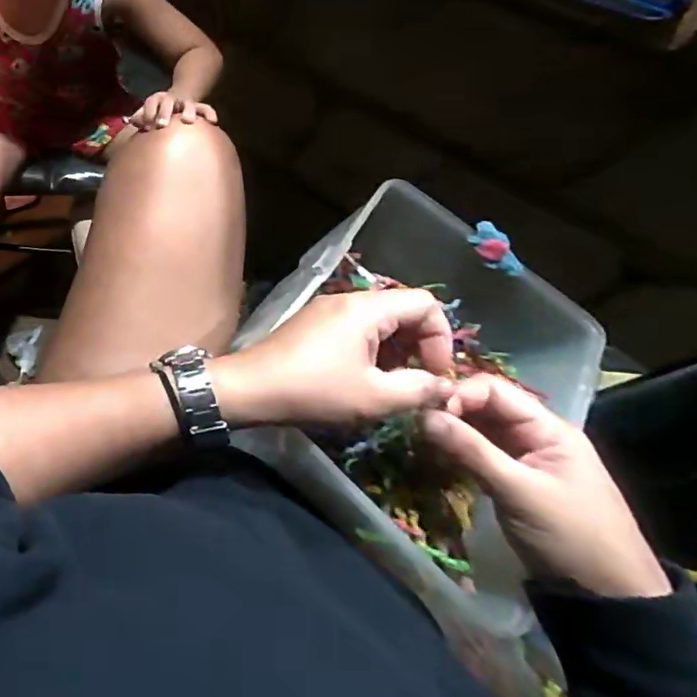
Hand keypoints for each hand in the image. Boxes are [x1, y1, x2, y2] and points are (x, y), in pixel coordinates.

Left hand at [129, 92, 216, 130]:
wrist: (182, 92)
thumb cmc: (160, 108)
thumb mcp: (150, 109)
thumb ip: (140, 116)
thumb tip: (130, 121)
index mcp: (157, 99)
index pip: (150, 102)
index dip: (147, 113)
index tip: (145, 126)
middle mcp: (171, 99)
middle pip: (167, 102)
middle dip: (164, 113)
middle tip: (161, 125)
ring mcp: (186, 102)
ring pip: (188, 104)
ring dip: (188, 111)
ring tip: (188, 121)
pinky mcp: (198, 106)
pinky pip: (205, 108)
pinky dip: (209, 113)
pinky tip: (213, 121)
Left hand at [215, 289, 456, 428]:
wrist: (250, 388)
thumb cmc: (314, 390)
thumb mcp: (375, 397)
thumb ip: (419, 389)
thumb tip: (445, 386)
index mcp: (364, 308)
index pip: (424, 303)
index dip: (440, 338)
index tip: (434, 374)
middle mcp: (346, 300)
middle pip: (402, 310)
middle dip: (418, 346)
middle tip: (416, 383)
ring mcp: (325, 310)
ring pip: (379, 321)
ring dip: (394, 351)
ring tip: (391, 387)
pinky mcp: (312, 324)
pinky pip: (355, 328)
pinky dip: (370, 350)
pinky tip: (363, 380)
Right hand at [421, 375, 670, 598]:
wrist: (608, 598)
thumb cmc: (571, 537)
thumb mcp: (519, 491)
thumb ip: (471, 449)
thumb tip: (423, 414)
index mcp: (549, 429)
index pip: (494, 390)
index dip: (459, 393)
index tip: (428, 410)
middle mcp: (535, 435)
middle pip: (484, 405)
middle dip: (450, 409)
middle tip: (416, 422)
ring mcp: (523, 457)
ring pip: (478, 428)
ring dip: (450, 429)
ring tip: (420, 436)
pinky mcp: (512, 478)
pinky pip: (478, 451)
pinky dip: (456, 449)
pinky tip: (435, 453)